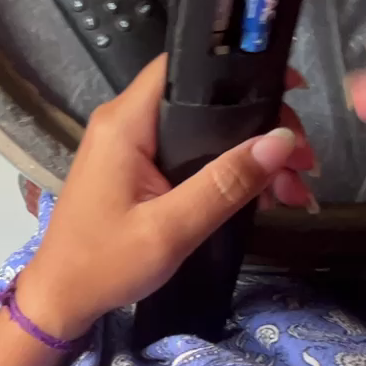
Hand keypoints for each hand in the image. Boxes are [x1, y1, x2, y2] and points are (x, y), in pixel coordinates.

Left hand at [16, 56, 315, 337]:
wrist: (61, 299)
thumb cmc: (103, 265)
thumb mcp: (169, 229)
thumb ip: (224, 183)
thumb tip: (282, 140)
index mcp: (125, 124)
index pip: (184, 66)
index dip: (241, 69)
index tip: (291, 91)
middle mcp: (124, 124)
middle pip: (203, 100)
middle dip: (259, 127)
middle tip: (304, 161)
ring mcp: (128, 147)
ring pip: (202, 132)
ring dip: (247, 156)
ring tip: (293, 188)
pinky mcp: (134, 170)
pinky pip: (188, 156)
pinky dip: (223, 173)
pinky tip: (260, 197)